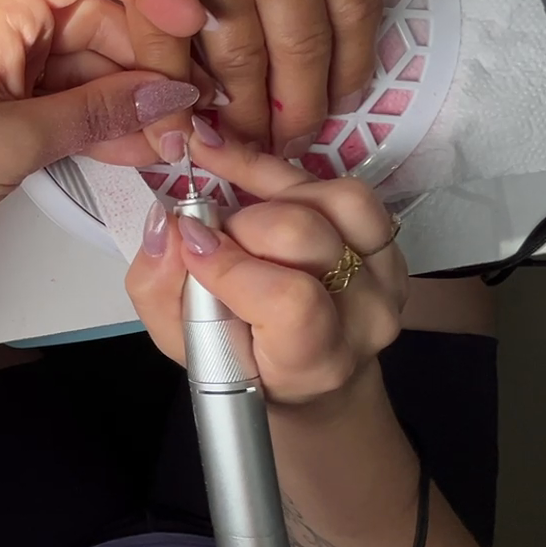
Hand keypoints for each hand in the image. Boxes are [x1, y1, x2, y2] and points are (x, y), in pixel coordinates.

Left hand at [0, 0, 205, 257]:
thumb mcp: (18, 139)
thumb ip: (98, 113)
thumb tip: (171, 99)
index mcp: (5, 10)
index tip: (193, 27)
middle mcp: (12, 26)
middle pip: (104, 18)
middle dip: (150, 63)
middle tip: (187, 118)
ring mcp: (13, 66)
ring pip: (93, 65)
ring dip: (132, 102)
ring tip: (171, 146)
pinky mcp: (11, 102)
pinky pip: (71, 98)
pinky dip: (102, 122)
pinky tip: (137, 151)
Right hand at [70, 0, 425, 159]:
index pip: (355, 9)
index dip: (350, 67)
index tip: (341, 100)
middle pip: (302, 47)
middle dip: (300, 106)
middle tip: (292, 142)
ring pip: (241, 59)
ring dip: (244, 111)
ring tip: (245, 143)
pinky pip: (171, 48)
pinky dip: (176, 89)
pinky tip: (183, 116)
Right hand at [124, 131, 407, 404]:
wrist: (306, 373)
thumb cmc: (235, 362)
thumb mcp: (176, 341)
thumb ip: (157, 287)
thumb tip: (166, 224)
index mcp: (313, 360)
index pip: (289, 300)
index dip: (230, 264)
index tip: (188, 243)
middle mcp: (364, 317)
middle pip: (305, 236)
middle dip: (238, 224)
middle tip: (208, 237)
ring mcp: (385, 278)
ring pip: (337, 201)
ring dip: (269, 191)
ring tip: (229, 201)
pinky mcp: (388, 245)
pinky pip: (346, 191)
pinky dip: (288, 175)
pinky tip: (245, 173)